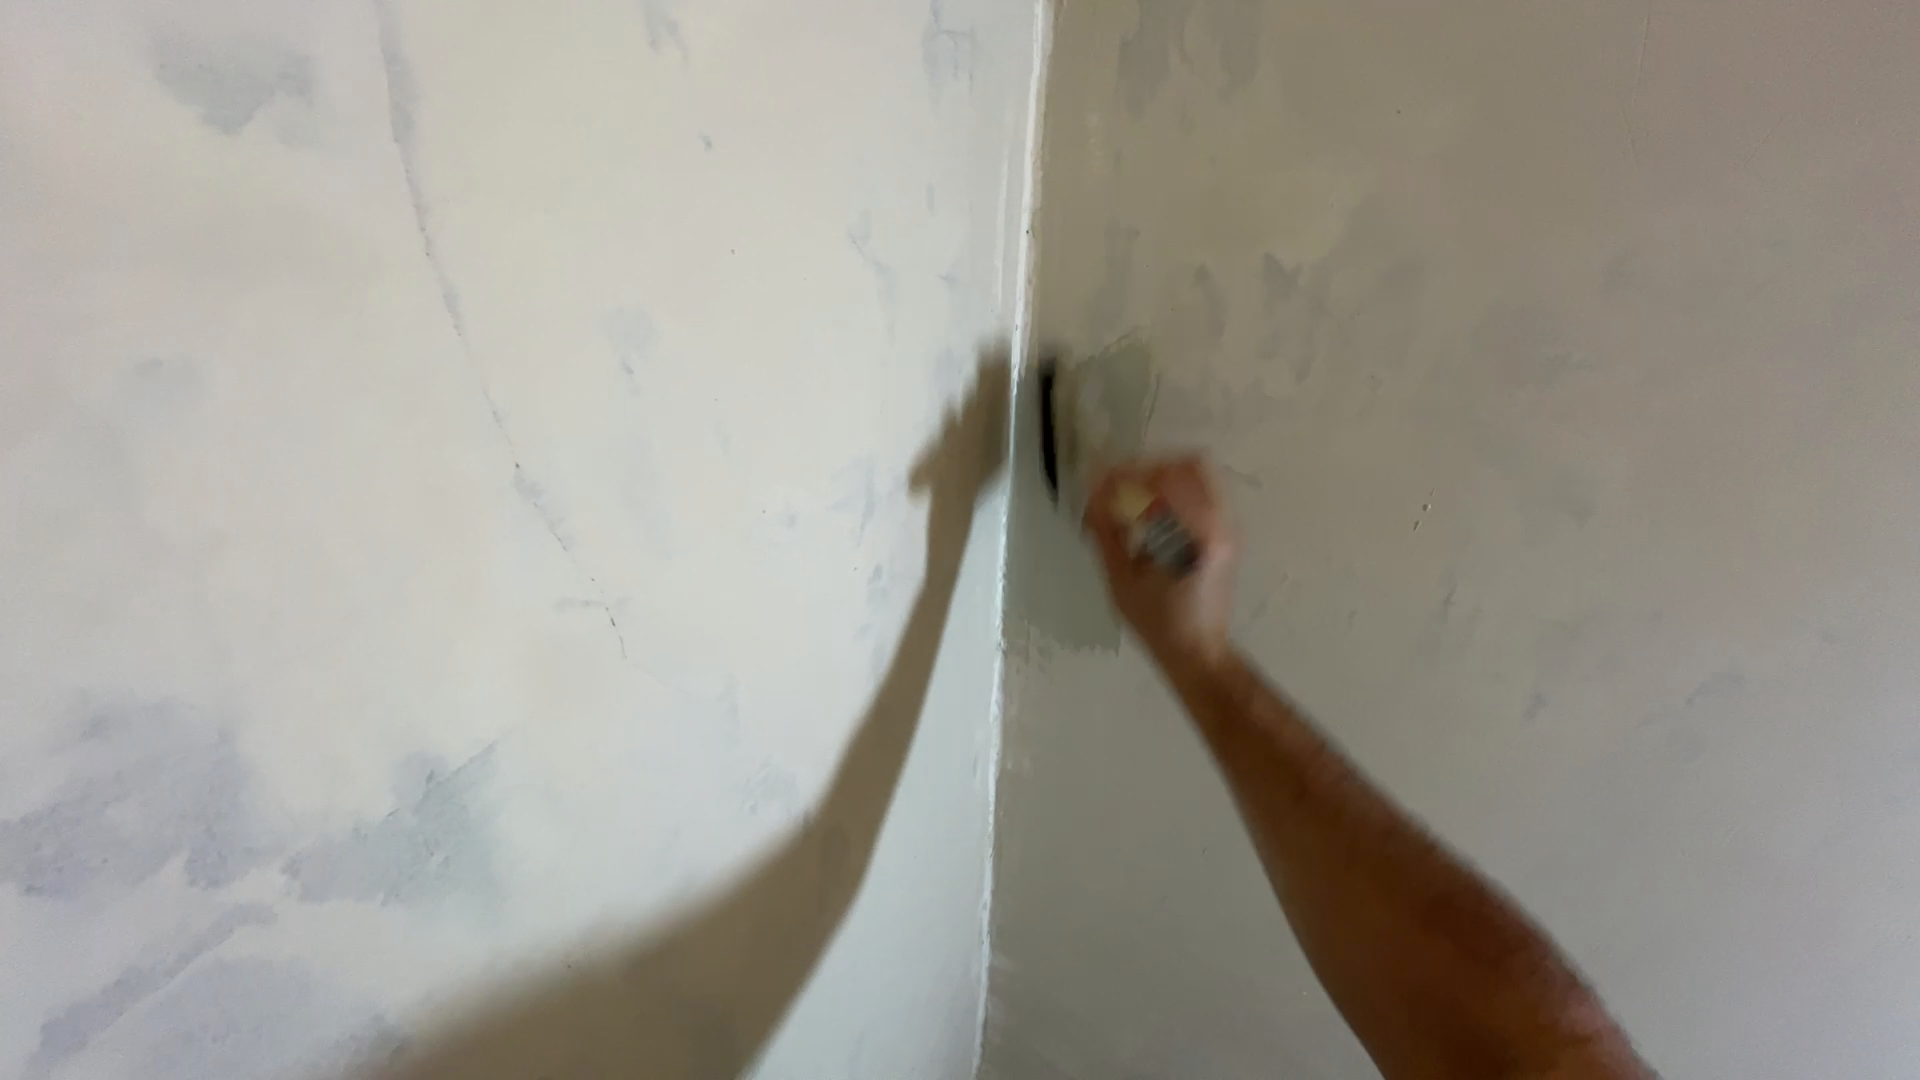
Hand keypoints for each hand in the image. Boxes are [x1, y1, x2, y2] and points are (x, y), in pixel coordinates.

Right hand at [1083, 457, 1237, 668]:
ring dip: (1162, 478)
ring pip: (1198, 475)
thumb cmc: (1157, 622)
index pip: (1166, 477)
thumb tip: (1091, 495)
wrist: (1197, 651)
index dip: (1129, 472)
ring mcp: (1227, 527)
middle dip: (1149, 468)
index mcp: (1195, 535)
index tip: (1101, 480)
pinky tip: (1150, 515)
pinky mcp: (1225, 533)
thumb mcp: (1121, 578)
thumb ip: (1106, 531)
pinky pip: (1202, 493)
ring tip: (1132, 499)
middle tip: (1120, 485)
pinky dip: (1173, 492)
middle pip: (1189, 464)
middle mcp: (1218, 523)